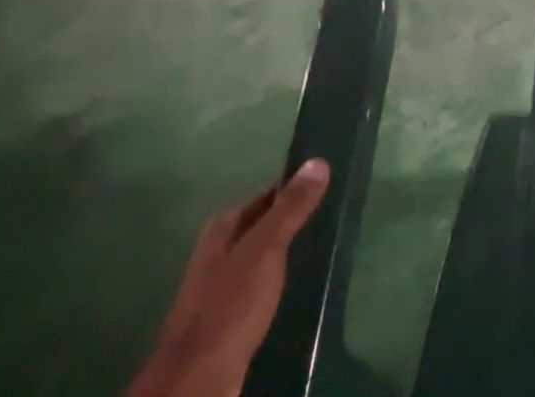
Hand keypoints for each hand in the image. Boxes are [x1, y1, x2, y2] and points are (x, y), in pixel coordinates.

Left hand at [129, 160, 330, 396]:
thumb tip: (318, 161)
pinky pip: (263, 282)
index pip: (266, 195)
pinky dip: (283, 277)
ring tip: (325, 246)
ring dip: (289, 250)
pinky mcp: (231, 312)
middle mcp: (218, 251)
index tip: (329, 184)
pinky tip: (302, 283)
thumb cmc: (231, 303)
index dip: (295, 187)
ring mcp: (222, 284)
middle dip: (294, 218)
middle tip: (335, 214)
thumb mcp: (265, 249)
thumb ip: (290, 208)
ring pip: (263, 255)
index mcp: (222, 229)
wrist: (200, 374)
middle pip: (263, 224)